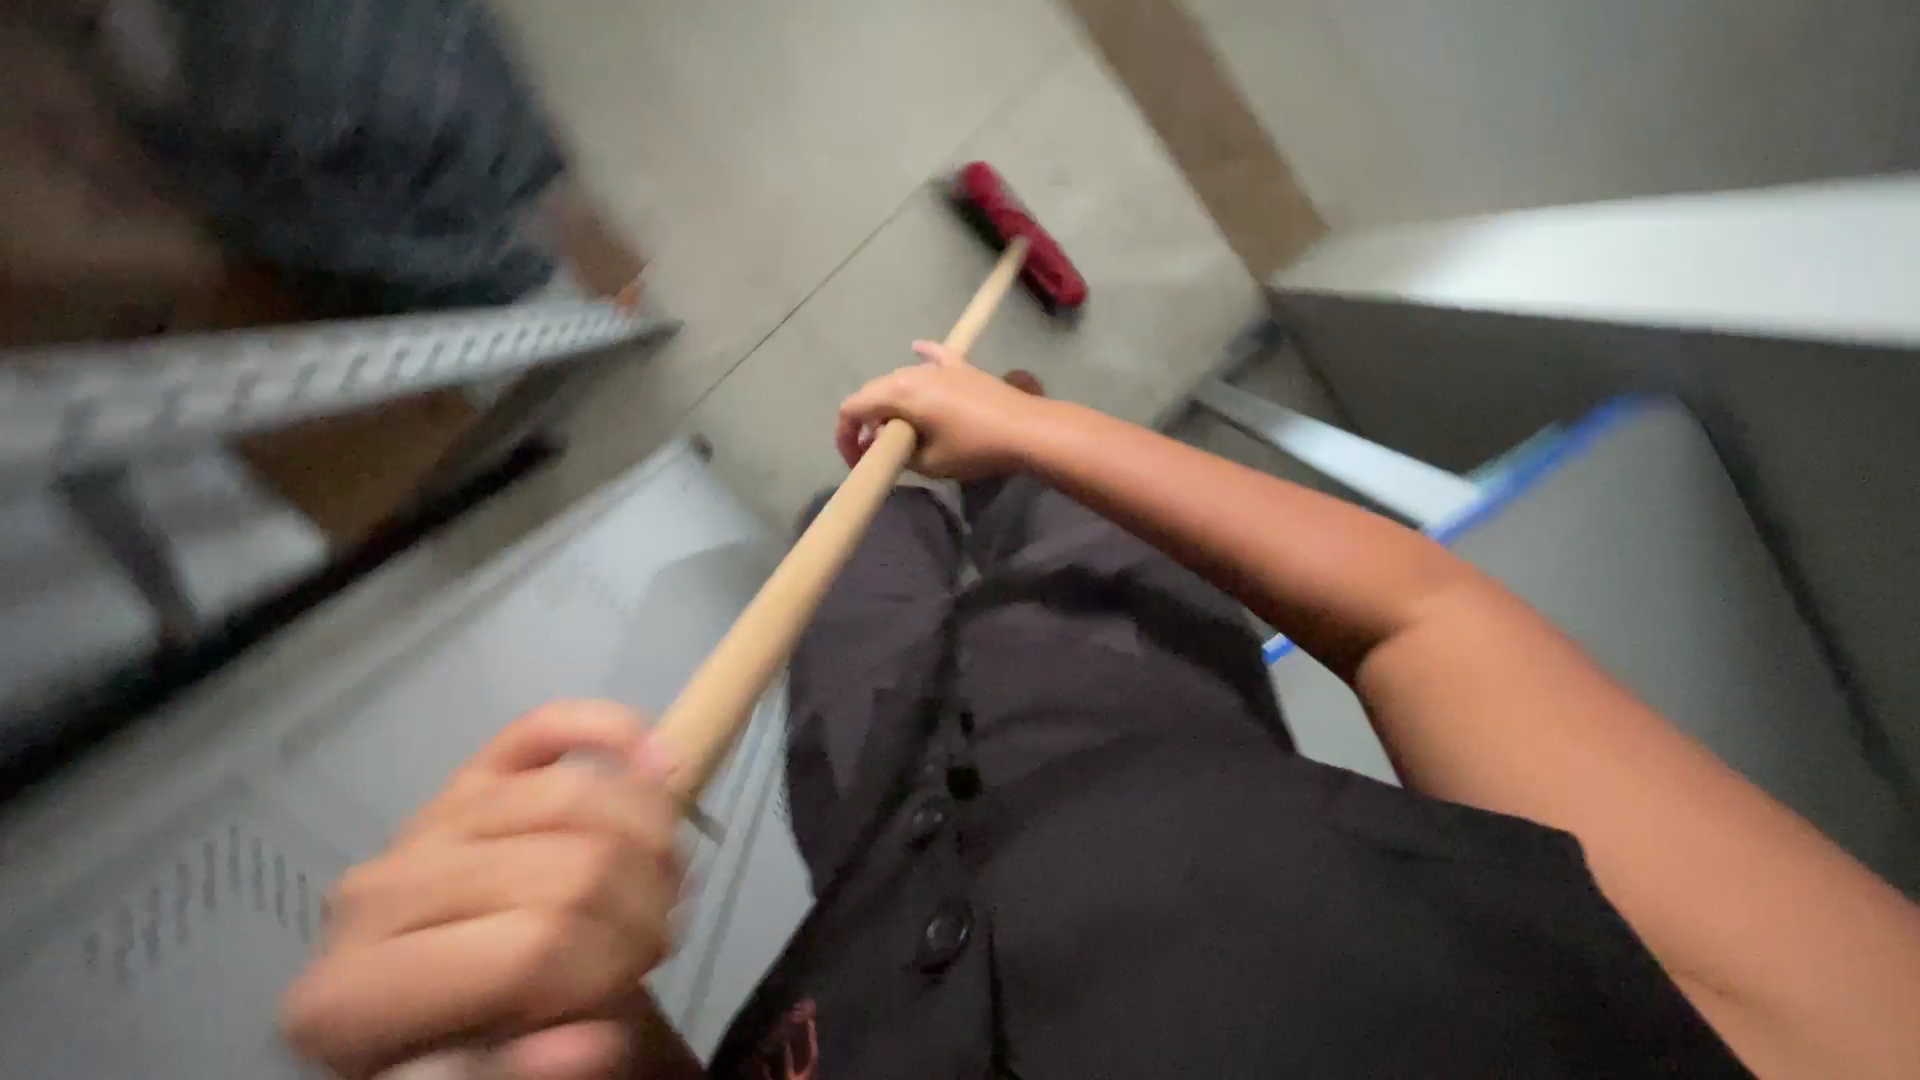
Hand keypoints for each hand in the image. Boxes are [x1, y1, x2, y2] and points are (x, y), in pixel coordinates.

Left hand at [281, 702, 684, 1079]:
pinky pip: (543, 728)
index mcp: (353, 995)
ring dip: (653, 836)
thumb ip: (526, 1073)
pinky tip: (657, 757)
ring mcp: (428, 820)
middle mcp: (376, 894)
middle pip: (571, 867)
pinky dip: (608, 729)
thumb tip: (588, 1045)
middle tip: (657, 942)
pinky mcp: (471, 774)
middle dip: (643, 905)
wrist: (456, 1007)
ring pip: (576, 793)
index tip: (630, 993)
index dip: (607, 966)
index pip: (530, 948)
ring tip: (663, 881)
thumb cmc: (480, 1045)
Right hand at [836, 341, 1051, 479]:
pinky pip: (933, 357)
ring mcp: (938, 367)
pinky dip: (922, 357)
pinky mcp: (962, 368)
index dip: (845, 436)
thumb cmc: (973, 449)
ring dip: (888, 402)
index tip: (856, 461)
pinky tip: (917, 349)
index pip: (852, 409)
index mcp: (898, 394)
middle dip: (865, 422)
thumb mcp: (927, 463)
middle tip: (874, 451)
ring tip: (896, 429)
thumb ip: (896, 453)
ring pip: (899, 378)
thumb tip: (883, 444)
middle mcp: (911, 374)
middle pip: (872, 392)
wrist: (1024, 430)